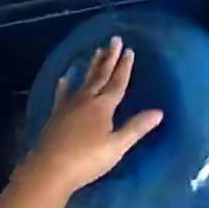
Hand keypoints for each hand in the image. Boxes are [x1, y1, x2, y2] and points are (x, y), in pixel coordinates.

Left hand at [18, 36, 162, 198]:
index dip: (124, 67)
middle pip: (100, 75)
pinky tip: (64, 78)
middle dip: (109, 57)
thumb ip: (136, 127)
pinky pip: (62, 94)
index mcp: (103, 106)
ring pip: (83, 80)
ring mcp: (69, 106)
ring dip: (92, 66)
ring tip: (96, 51)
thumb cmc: (87, 159)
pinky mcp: (56, 114)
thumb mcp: (116, 146)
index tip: (129, 50)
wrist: (50, 168)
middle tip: (113, 39)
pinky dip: (65, 84)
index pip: (117, 83)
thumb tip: (159, 112)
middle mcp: (86, 100)